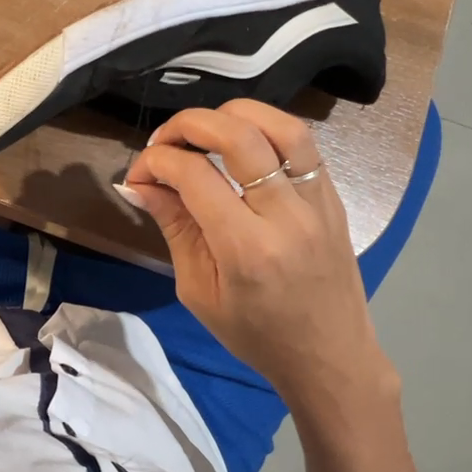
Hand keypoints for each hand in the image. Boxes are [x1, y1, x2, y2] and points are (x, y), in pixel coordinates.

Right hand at [118, 100, 396, 410]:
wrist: (330, 357)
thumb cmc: (256, 335)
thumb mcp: (199, 291)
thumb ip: (174, 228)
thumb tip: (139, 183)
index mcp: (246, 249)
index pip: (194, 175)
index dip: (157, 161)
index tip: (139, 172)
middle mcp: (286, 216)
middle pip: (238, 134)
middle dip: (189, 124)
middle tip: (163, 141)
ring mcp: (317, 202)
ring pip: (281, 125)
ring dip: (233, 114)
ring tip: (204, 130)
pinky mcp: (332, 197)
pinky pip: (303, 143)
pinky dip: (265, 130)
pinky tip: (241, 143)